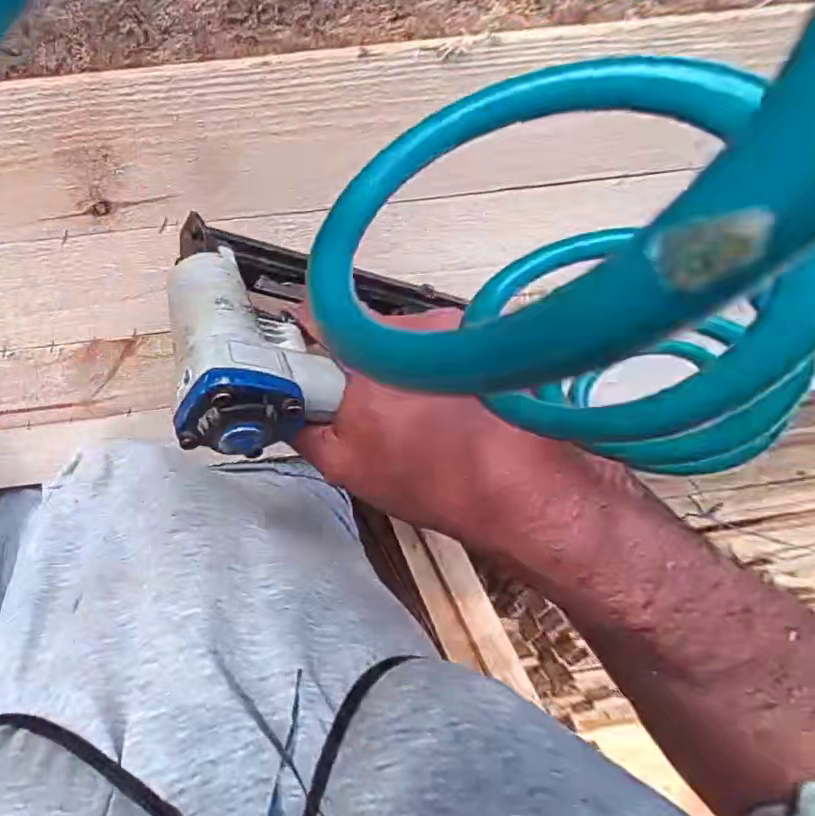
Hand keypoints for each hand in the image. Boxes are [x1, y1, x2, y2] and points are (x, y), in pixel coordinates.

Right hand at [288, 306, 639, 562]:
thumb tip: (286, 412)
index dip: (300, 344)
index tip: (303, 365)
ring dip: (392, 368)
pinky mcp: (485, 339)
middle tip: (362, 406)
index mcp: (364, 357)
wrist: (529, 494)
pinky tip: (441, 409)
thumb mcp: (343, 465)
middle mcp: (410, 329)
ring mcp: (454, 327)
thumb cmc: (447, 481)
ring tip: (410, 413)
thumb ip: (301, 428)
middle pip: (356, 331)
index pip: (311, 321)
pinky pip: (435, 345)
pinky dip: (430, 371)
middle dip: (351, 365)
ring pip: (396, 339)